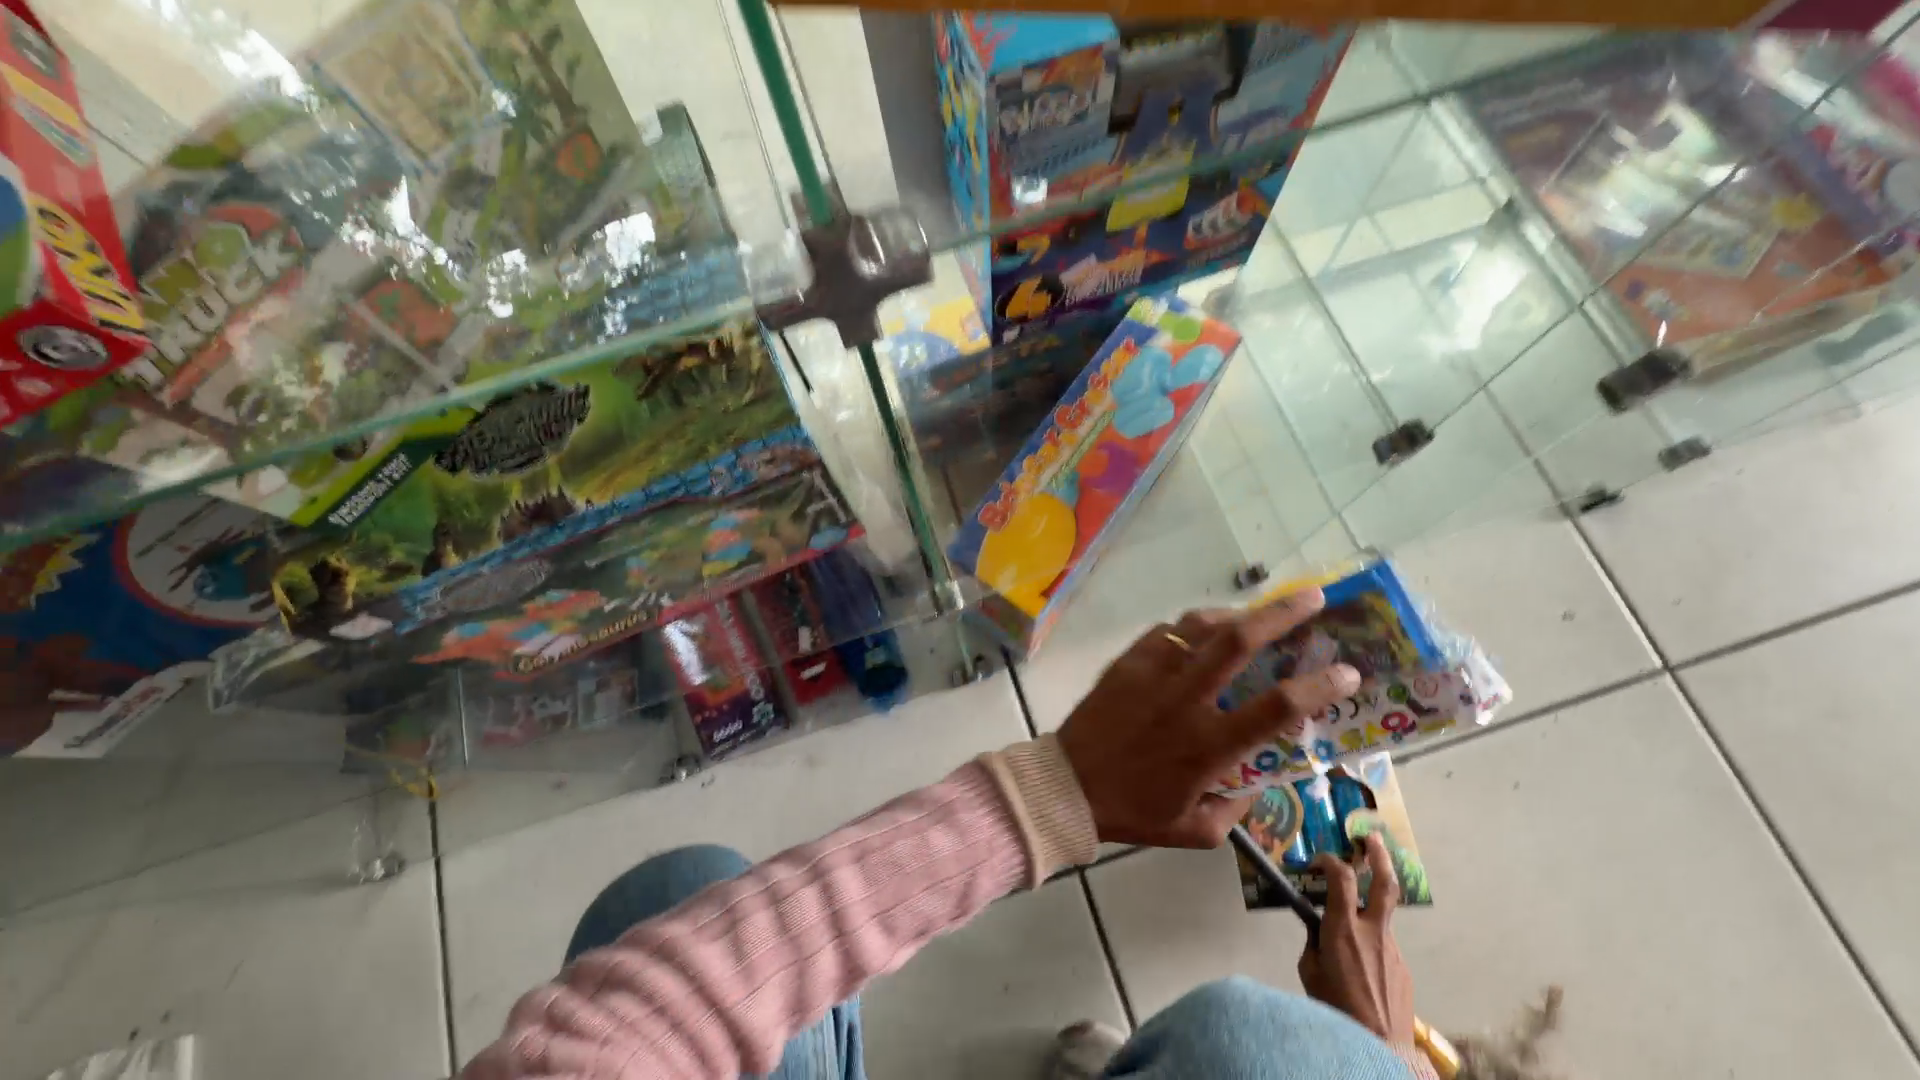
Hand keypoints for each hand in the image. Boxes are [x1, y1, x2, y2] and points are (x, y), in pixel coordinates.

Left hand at [1054, 589, 1359, 847]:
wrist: (1066, 787)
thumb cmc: (1133, 811)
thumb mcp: (1196, 830)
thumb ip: (1238, 809)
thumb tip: (1260, 781)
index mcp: (1208, 745)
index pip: (1276, 708)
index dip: (1319, 687)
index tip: (1348, 671)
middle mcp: (1185, 700)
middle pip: (1239, 642)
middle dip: (1282, 614)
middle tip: (1313, 598)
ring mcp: (1151, 675)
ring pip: (1200, 626)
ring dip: (1236, 613)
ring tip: (1256, 613)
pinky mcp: (1125, 663)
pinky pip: (1165, 632)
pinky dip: (1190, 627)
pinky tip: (1202, 632)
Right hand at [1299, 833, 1415, 1046]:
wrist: (1379, 1046)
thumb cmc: (1334, 1007)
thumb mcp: (1309, 971)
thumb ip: (1313, 942)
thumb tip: (1317, 928)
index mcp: (1344, 929)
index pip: (1341, 877)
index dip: (1330, 860)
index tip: (1318, 860)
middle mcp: (1372, 931)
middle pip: (1384, 882)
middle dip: (1379, 855)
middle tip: (1371, 838)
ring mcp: (1393, 948)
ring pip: (1381, 916)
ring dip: (1367, 908)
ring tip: (1349, 922)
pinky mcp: (1403, 967)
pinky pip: (1383, 945)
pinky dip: (1369, 944)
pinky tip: (1358, 967)